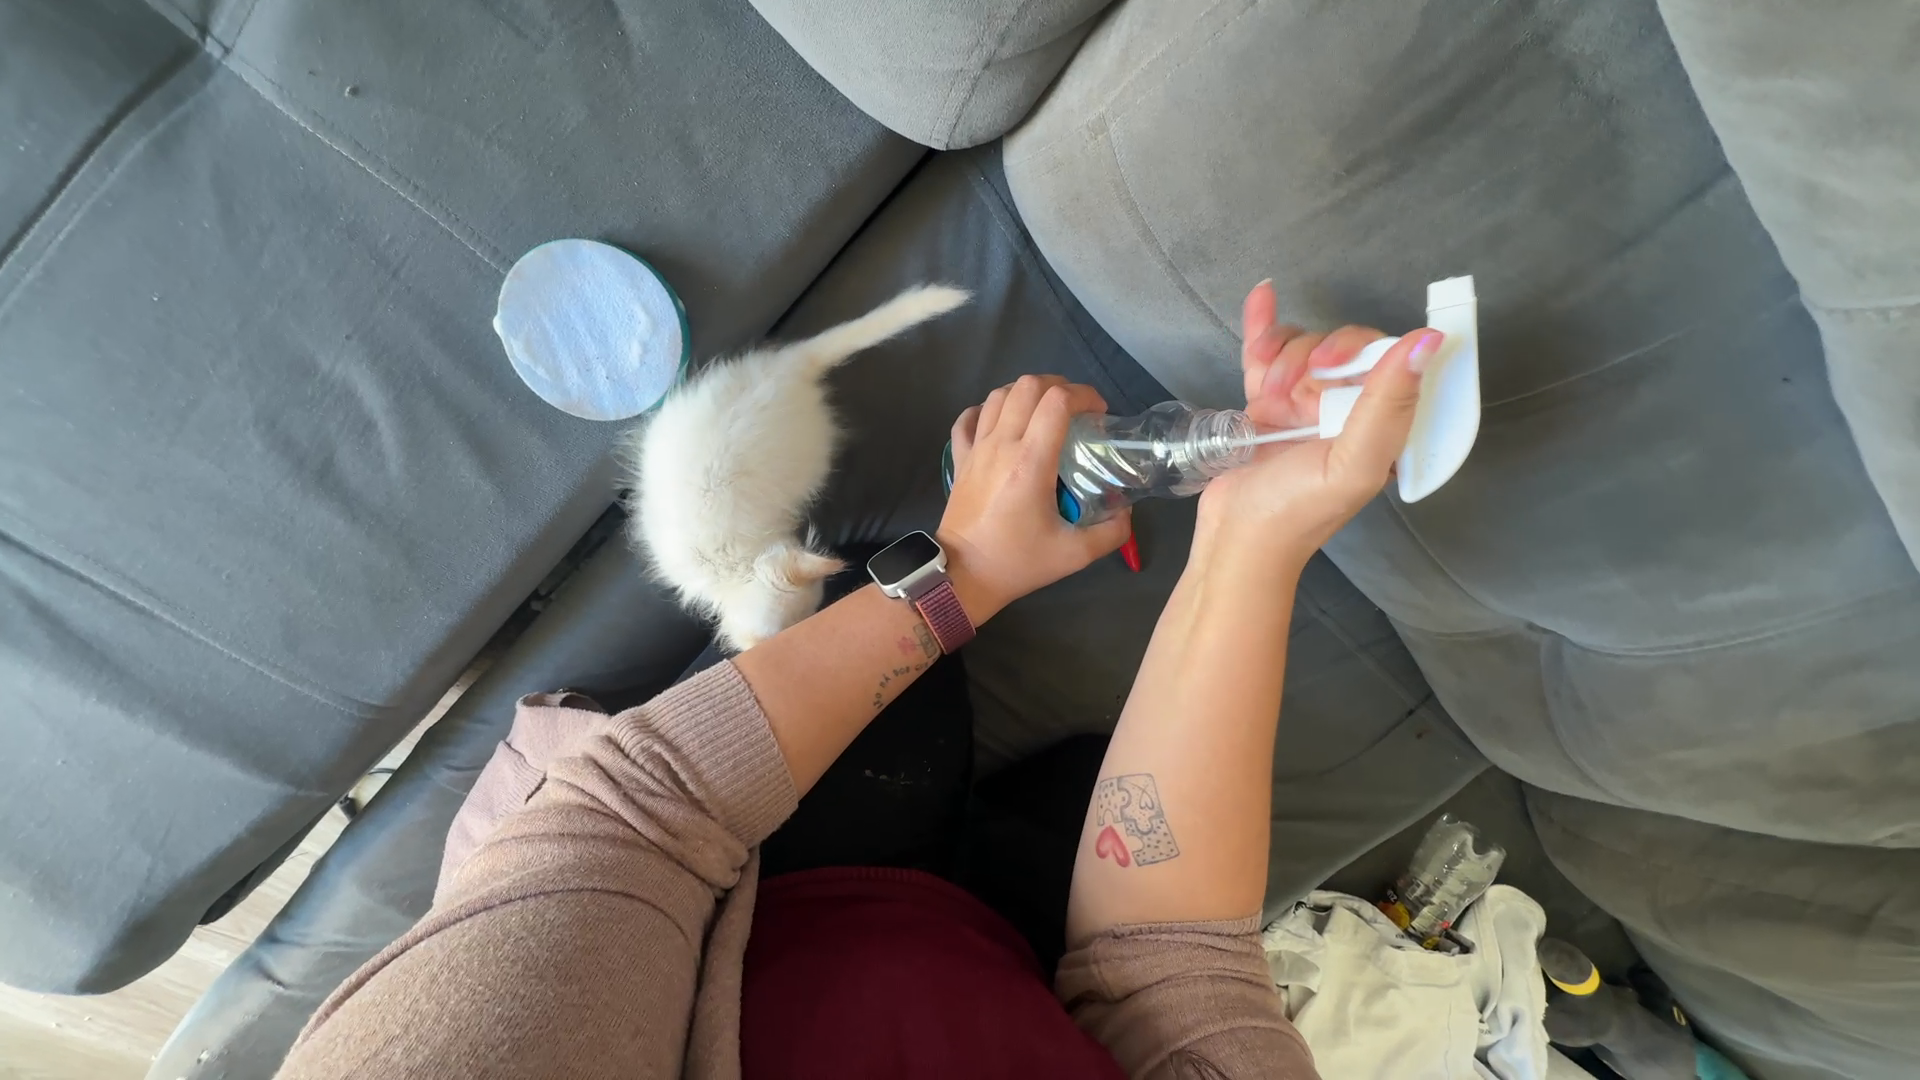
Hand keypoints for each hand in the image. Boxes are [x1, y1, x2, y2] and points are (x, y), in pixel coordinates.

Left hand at [940, 376, 1132, 620]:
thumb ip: (1111, 531)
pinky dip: (987, 410)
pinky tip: (1001, 420)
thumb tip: (1126, 511)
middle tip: (1076, 408)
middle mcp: (1001, 445)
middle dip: (1058, 386)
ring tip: (1044, 411)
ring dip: (1025, 393)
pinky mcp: (960, 460)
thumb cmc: (1017, 563)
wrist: (963, 576)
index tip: (1099, 414)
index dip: (1085, 396)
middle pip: (1027, 386)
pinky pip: (968, 419)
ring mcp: (976, 449)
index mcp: (1031, 462)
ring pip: (998, 395)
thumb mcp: (1074, 555)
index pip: (1058, 402)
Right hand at [1196, 280, 1440, 569]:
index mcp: (1383, 425)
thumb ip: (1389, 404)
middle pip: (1340, 348)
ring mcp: (1303, 405)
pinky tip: (1262, 295)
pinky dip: (1263, 324)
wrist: (1236, 537)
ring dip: (1280, 358)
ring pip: (1301, 348)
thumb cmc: (1296, 511)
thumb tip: (1427, 340)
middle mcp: (1347, 410)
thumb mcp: (1352, 463)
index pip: (1388, 360)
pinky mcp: (1264, 404)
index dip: (1361, 352)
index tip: (1330, 371)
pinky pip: (1267, 354)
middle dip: (1311, 359)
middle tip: (1291, 393)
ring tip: (1263, 399)